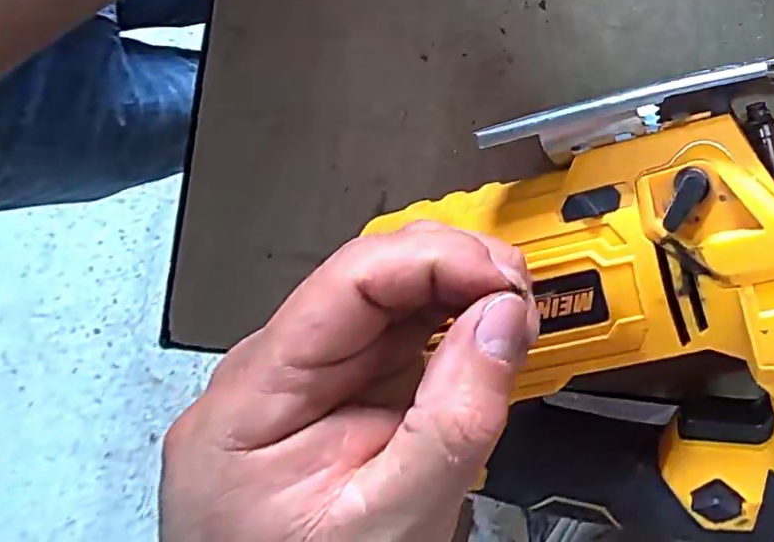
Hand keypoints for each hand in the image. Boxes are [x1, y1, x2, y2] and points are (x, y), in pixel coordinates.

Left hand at [160, 223, 539, 541]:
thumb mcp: (390, 527)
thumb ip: (451, 424)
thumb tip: (503, 316)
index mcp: (255, 396)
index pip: (351, 277)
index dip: (436, 259)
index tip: (501, 279)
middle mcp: (281, 361)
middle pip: (379, 265)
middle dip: (461, 265)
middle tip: (518, 299)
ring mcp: (321, 362)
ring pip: (402, 279)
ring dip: (468, 282)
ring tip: (511, 317)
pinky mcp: (358, 370)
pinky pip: (415, 314)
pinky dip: (462, 310)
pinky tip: (489, 329)